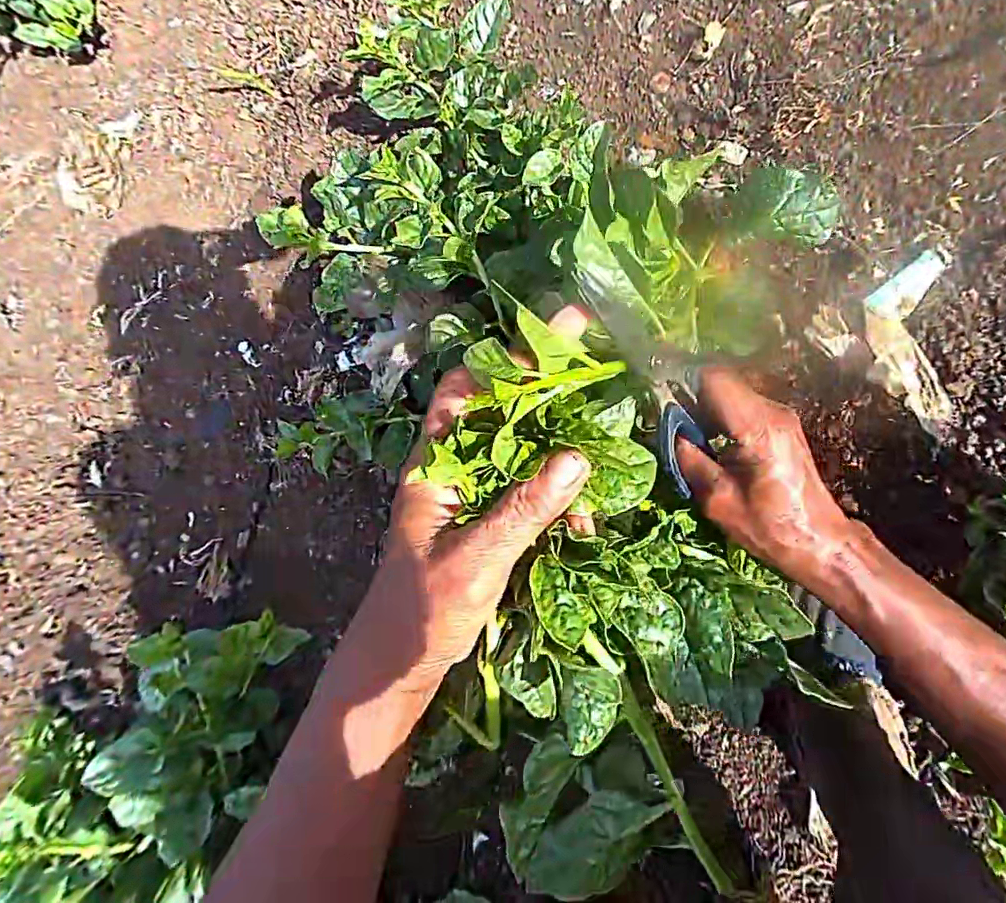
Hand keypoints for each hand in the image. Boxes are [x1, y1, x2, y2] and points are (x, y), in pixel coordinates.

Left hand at [387, 313, 591, 671]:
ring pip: (530, 448)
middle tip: (603, 372)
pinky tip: (584, 520)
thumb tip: (579, 457)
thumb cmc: (421, 612)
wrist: (400, 667)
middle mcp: (459, 465)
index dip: (510, 358)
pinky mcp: (497, 516)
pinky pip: (538, 488)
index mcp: (437, 462)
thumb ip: (524, 509)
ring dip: (566, 451)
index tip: (561, 338)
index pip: (469, 387)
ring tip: (605, 459)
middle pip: (509, 408)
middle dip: (555, 392)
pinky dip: (563, 495)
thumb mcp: (476, 559)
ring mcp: (480, 491)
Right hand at [673, 368, 859, 582]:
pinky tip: (714, 441)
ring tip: (691, 434)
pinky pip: (745, 406)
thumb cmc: (770, 528)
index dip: (683, 380)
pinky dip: (724, 415)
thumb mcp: (718, 500)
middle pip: (724, 381)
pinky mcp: (784, 424)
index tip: (661, 393)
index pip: (714, 379)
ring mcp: (782, 416)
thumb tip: (670, 430)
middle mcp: (773, 412)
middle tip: (672, 420)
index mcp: (757, 428)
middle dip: (693, 395)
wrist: (818, 539)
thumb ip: (689, 459)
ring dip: (708, 406)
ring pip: (734, 392)